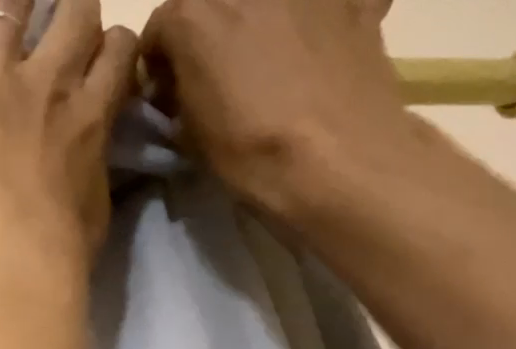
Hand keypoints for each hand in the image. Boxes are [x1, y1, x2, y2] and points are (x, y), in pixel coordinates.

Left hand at [0, 0, 138, 259]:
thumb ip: (85, 189)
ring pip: (10, 3)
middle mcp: (46, 80)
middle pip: (74, 18)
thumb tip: (79, 191)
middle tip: (64, 13)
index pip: (114, 60)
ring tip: (6, 1)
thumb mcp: (88, 218)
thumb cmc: (52, 246)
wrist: (0, 241)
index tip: (106, 55)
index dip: (112, 51)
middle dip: (73, 10)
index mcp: (87, 118)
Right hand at [142, 0, 427, 226]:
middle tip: (224, 77)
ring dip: (266, 23)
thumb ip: (182, 96)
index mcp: (194, 14)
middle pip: (215, 6)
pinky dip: (329, 17)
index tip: (173, 97)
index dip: (162, 68)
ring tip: (276, 63)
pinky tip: (329, 47)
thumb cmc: (251, 156)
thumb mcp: (191, 137)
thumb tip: (185, 90)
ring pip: (270, 5)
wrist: (337, 165)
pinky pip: (336, 2)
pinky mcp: (355, 2)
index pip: (160, 30)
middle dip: (212, 35)